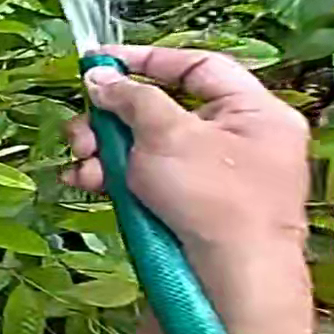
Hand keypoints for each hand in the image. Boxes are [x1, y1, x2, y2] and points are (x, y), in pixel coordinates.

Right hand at [62, 45, 310, 319]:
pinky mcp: (178, 197)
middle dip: (107, 117)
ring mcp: (203, 169)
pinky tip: (85, 181)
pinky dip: (106, 173)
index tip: (96, 60)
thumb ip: (130, 97)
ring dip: (99, 148)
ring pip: (135, 140)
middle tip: (82, 130)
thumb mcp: (166, 134)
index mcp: (251, 112)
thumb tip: (97, 74)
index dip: (144, 58)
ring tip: (82, 162)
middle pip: (154, 106)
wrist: (225, 274)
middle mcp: (230, 136)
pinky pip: (135, 170)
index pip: (195, 65)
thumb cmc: (210, 194)